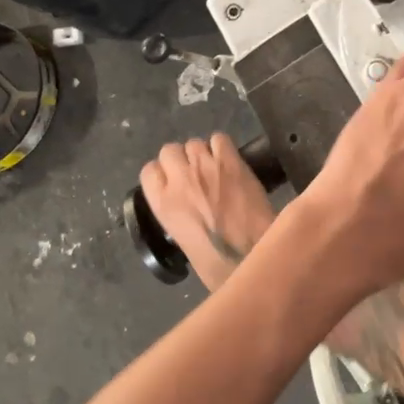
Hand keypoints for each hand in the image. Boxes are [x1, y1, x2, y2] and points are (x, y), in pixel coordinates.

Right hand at [139, 133, 278, 291]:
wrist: (254, 253)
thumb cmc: (218, 264)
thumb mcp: (184, 244)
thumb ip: (178, 218)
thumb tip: (187, 213)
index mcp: (163, 204)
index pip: (149, 171)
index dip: (160, 174)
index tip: (170, 181)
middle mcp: (180, 178)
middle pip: (169, 151)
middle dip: (179, 160)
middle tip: (194, 175)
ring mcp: (205, 165)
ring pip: (193, 143)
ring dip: (201, 153)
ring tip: (213, 168)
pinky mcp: (230, 159)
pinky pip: (219, 139)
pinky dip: (222, 147)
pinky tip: (229, 161)